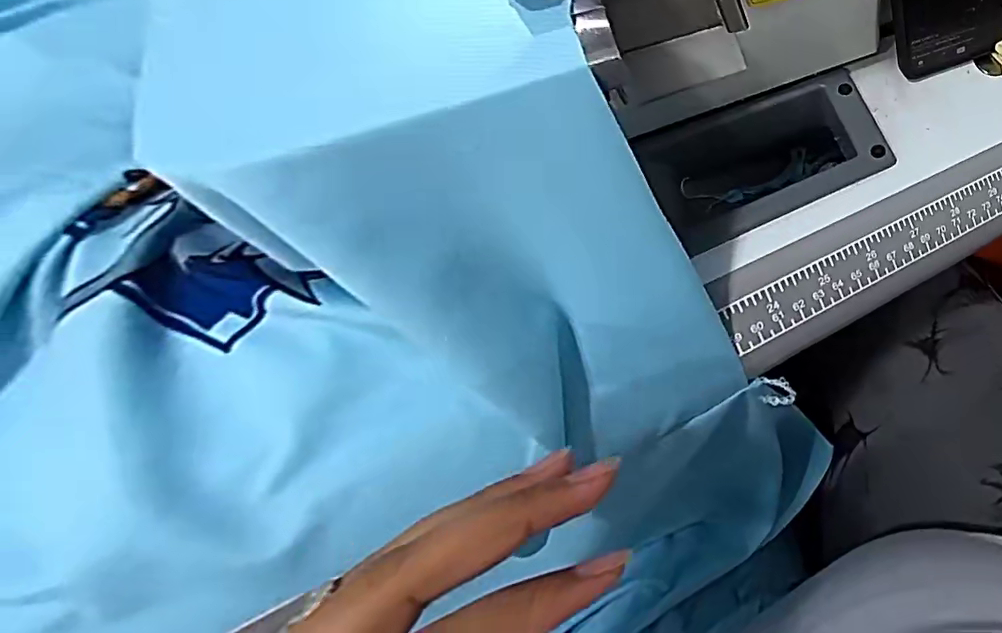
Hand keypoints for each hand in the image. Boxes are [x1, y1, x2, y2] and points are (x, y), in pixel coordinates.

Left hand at [296, 450, 626, 632]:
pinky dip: (455, 522)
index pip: (463, 630)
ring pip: (406, 543)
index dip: (544, 597)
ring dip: (495, 499)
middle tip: (602, 473)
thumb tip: (557, 615)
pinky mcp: (313, 622)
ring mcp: (306, 629)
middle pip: (425, 558)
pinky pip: (395, 556)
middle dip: (523, 510)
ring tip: (560, 464)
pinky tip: (492, 504)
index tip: (616, 564)